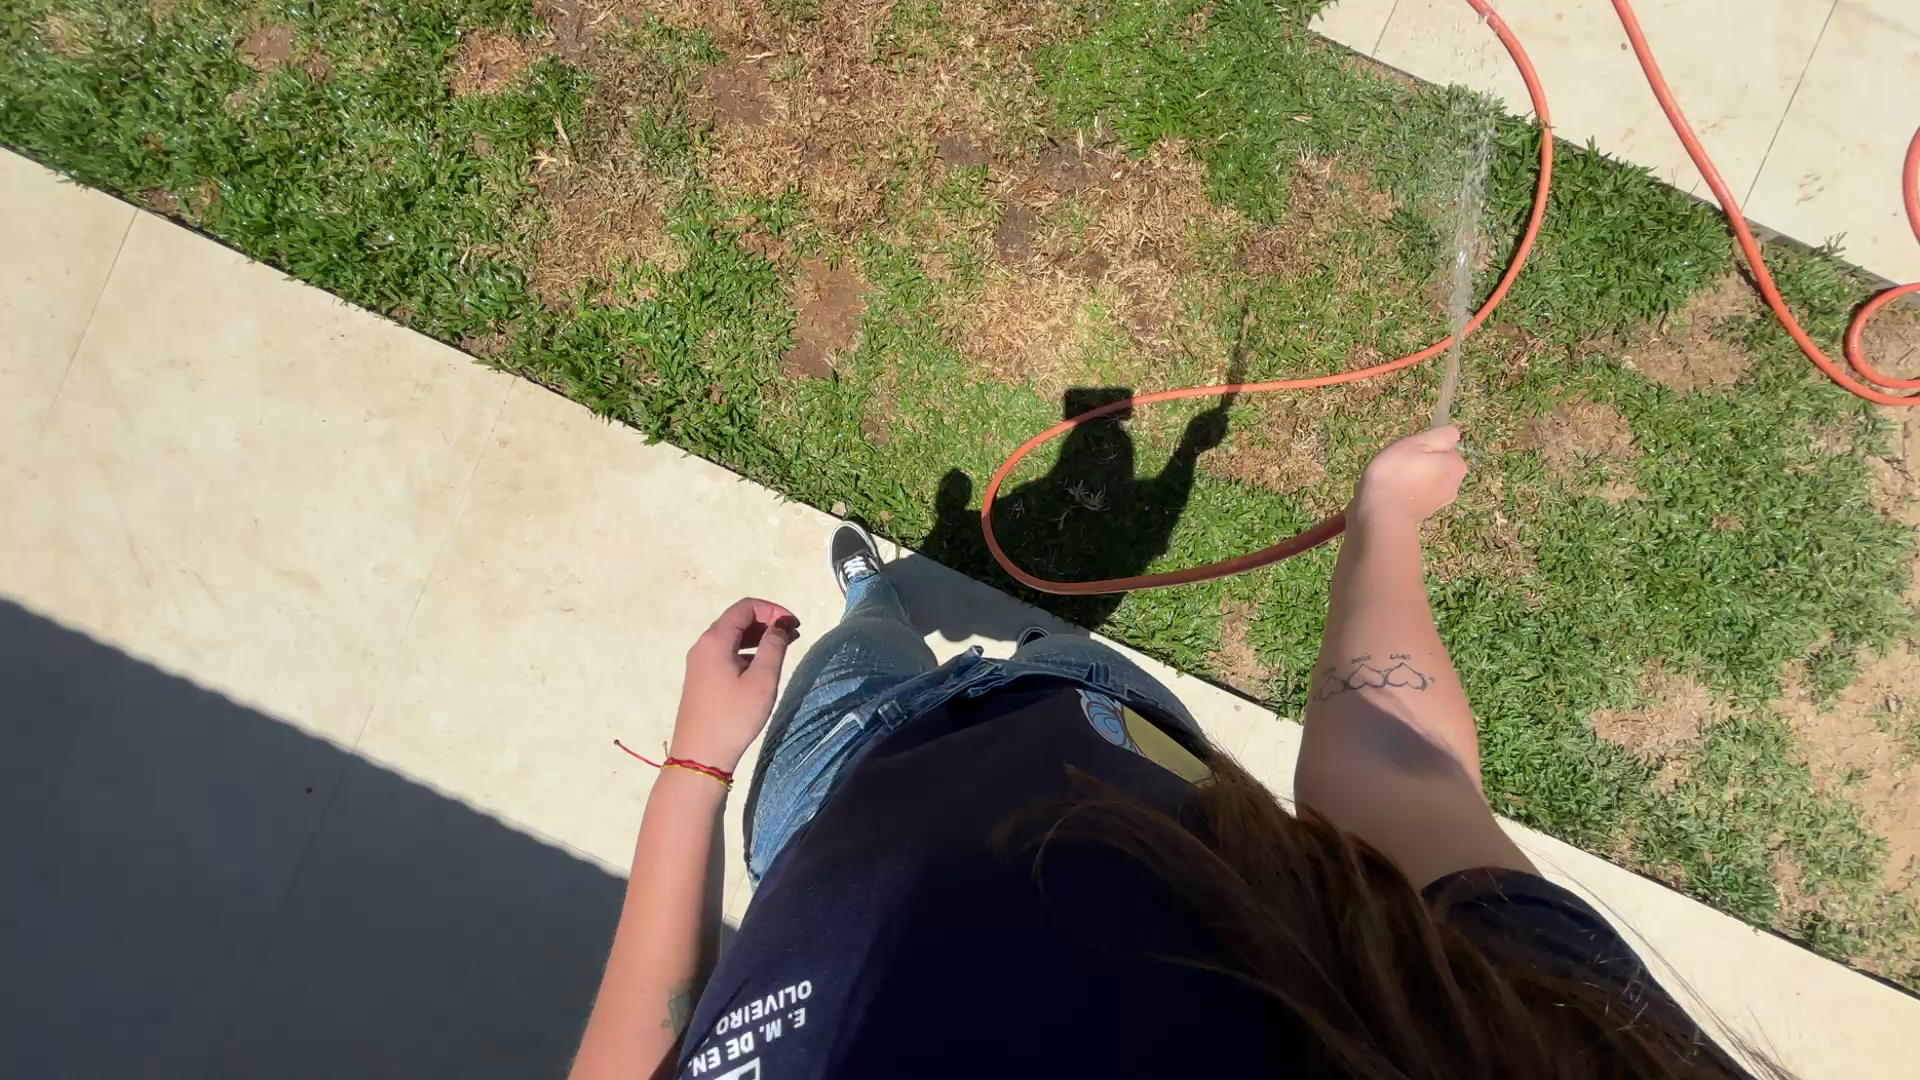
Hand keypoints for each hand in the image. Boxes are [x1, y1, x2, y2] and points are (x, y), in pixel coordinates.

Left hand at [668, 598, 799, 772]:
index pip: (745, 607)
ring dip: (759, 636)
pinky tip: (765, 665)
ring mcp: (700, 663)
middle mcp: (703, 645)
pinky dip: (748, 651)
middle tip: (794, 634)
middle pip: (738, 619)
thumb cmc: (733, 716)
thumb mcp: (762, 680)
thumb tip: (779, 626)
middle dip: (767, 621)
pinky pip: (727, 653)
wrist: (700, 756)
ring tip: (785, 646)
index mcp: (715, 640)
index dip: (772, 609)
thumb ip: (773, 647)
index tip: (794, 625)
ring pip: (733, 637)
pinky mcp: (702, 678)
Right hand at [1350, 425, 1466, 527]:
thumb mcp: (1416, 443)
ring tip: (1390, 481)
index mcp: (1456, 465)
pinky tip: (1390, 495)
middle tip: (1397, 465)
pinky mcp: (1422, 514)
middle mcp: (1454, 484)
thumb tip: (1452, 435)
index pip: (1444, 447)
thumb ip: (1439, 436)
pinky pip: (1415, 495)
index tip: (1407, 452)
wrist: (1381, 514)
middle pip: (1436, 465)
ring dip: (1411, 479)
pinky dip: (1405, 493)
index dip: (1425, 447)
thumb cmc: (1396, 474)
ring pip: (1425, 481)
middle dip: (1420, 464)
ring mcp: (1439, 502)